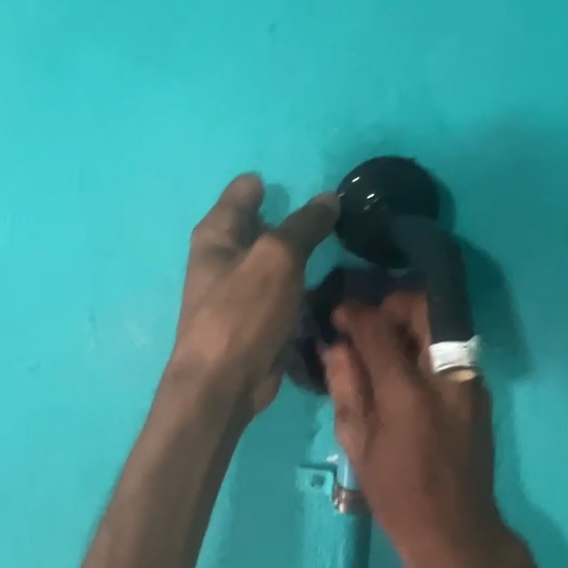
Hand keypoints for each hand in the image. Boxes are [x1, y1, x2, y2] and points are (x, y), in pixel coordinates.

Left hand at [171, 174, 338, 412]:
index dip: (278, 184)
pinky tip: (335, 286)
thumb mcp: (277, 258)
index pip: (245, 189)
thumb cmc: (242, 312)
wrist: (222, 384)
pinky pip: (286, 293)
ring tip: (349, 246)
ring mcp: (240, 290)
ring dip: (306, 257)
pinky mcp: (257, 319)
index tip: (316, 186)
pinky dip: (305, 288)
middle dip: (299, 220)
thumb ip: (304, 225)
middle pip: (265, 225)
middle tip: (345, 214)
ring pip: (279, 261)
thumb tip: (329, 197)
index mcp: (218, 232)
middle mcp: (224, 256)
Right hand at [320, 290, 506, 567]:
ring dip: (410, 324)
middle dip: (392, 305)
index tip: (338, 316)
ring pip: (441, 325)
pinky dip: (425, 348)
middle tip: (369, 324)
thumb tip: (337, 346)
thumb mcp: (357, 442)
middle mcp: (444, 376)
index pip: (377, 328)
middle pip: (423, 307)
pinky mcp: (479, 391)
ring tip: (384, 347)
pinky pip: (450, 350)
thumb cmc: (396, 493)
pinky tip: (406, 373)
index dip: (353, 313)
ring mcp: (469, 382)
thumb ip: (346, 386)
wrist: (455, 530)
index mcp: (406, 392)